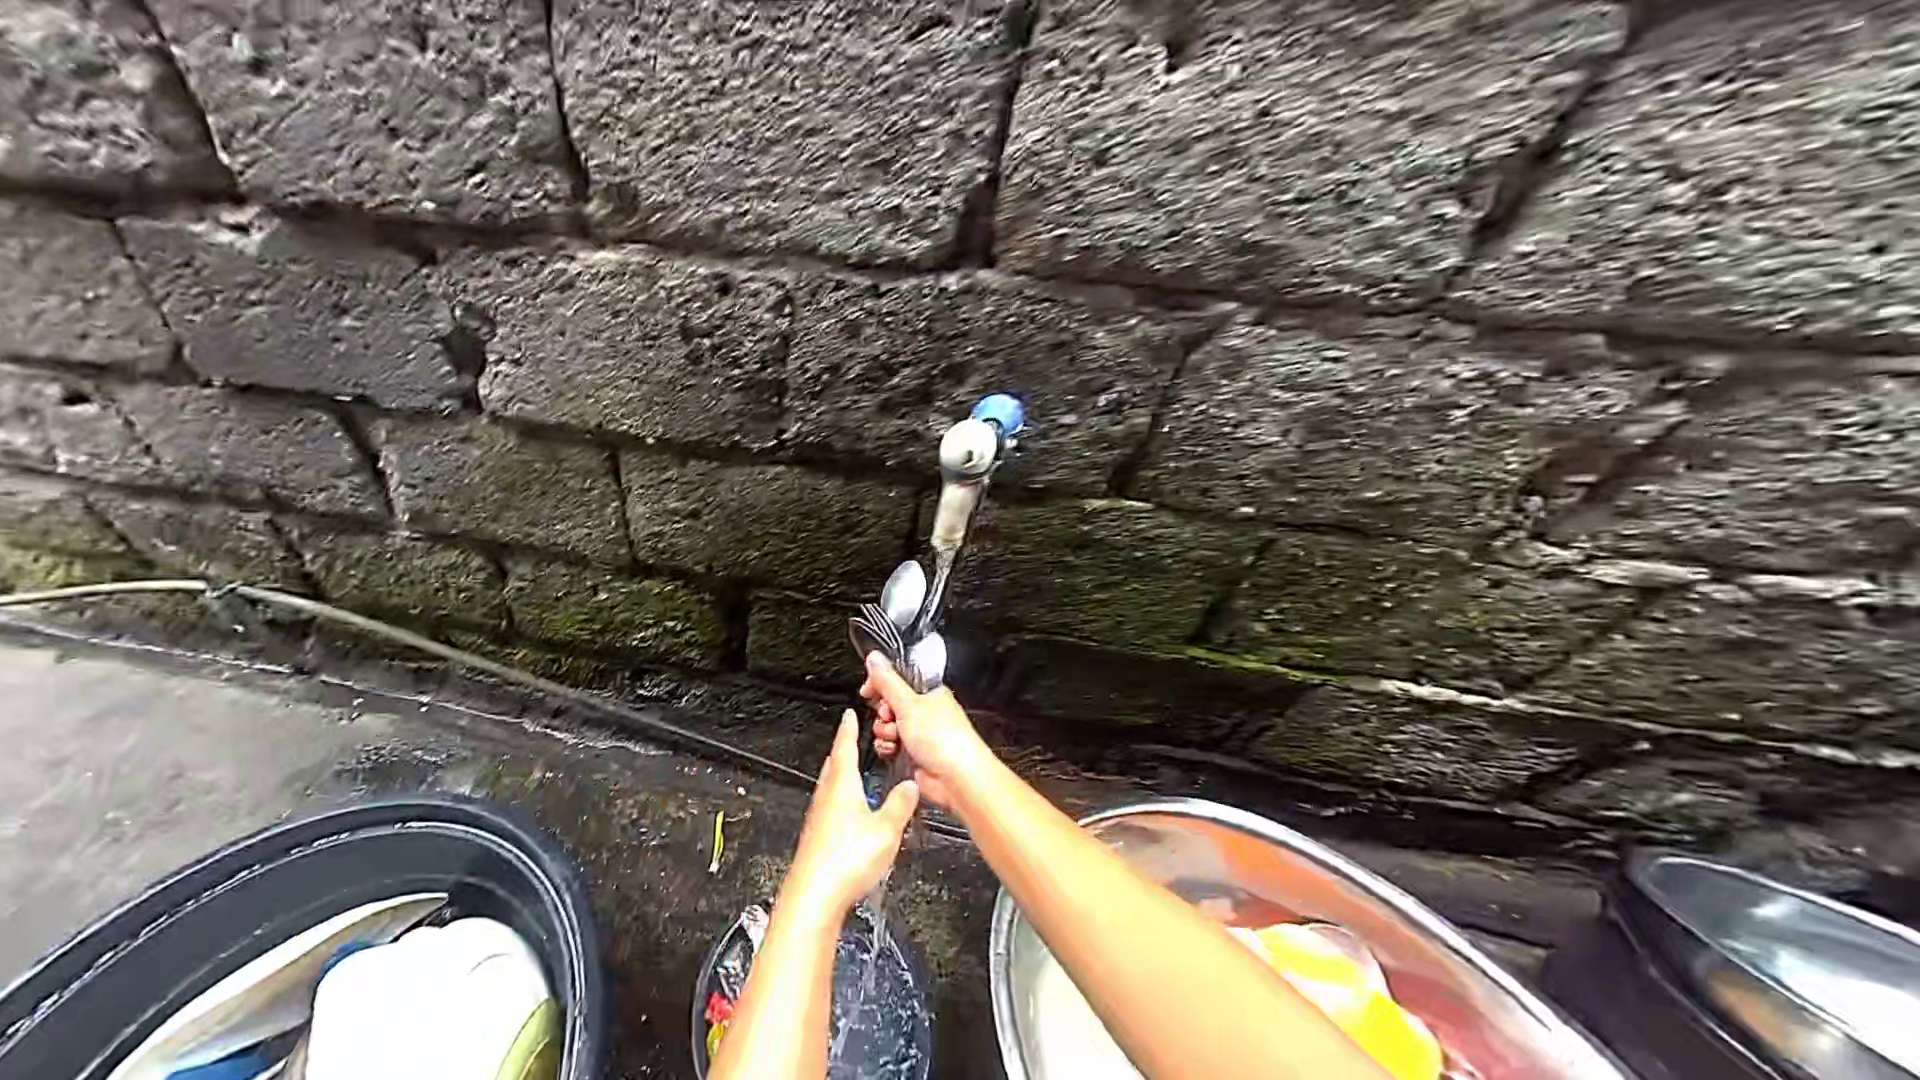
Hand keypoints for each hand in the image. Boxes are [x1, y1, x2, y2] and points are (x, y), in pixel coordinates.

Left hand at [785, 711, 919, 915]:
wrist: (812, 900)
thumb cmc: (844, 862)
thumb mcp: (886, 830)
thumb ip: (900, 805)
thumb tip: (909, 787)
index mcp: (842, 786)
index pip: (845, 747)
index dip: (848, 729)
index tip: (849, 715)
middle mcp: (826, 798)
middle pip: (833, 765)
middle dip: (842, 750)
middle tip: (848, 739)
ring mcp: (817, 819)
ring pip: (828, 787)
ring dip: (839, 774)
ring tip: (849, 772)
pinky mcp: (815, 840)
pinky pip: (827, 809)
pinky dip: (837, 799)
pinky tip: (845, 814)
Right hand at [861, 652, 992, 809]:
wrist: (956, 778)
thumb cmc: (947, 740)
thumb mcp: (909, 703)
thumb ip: (888, 681)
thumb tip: (874, 658)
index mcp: (928, 691)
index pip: (896, 680)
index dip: (880, 684)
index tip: (869, 690)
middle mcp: (924, 710)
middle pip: (888, 704)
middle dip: (883, 712)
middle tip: (889, 715)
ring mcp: (919, 732)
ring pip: (887, 725)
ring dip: (885, 732)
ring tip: (896, 735)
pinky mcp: (913, 753)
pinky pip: (890, 745)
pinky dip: (888, 747)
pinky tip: (895, 749)